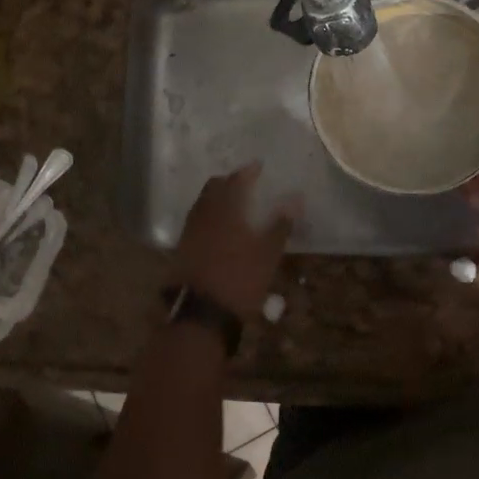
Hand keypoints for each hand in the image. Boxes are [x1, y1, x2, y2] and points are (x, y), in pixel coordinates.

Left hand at [174, 163, 300, 319]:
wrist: (201, 312)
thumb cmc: (240, 278)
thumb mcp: (268, 253)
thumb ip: (281, 223)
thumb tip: (297, 197)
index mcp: (226, 208)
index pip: (237, 180)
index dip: (248, 171)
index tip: (258, 166)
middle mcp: (204, 213)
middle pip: (214, 187)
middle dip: (229, 181)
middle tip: (244, 183)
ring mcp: (190, 230)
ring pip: (203, 203)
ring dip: (217, 197)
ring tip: (233, 203)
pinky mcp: (182, 247)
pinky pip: (196, 220)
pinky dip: (208, 215)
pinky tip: (218, 227)